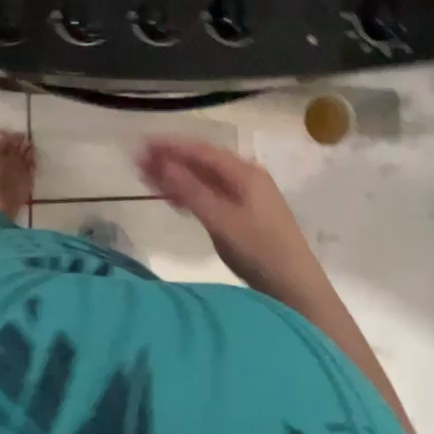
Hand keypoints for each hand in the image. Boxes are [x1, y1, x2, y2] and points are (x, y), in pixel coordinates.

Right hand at [137, 139, 327, 302]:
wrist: (295, 289)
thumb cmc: (261, 251)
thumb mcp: (222, 221)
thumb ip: (191, 191)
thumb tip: (163, 163)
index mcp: (245, 173)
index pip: (201, 151)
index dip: (171, 146)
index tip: (143, 145)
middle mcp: (245, 179)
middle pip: (201, 163)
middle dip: (170, 160)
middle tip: (138, 161)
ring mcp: (244, 198)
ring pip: (203, 180)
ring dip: (176, 177)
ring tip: (146, 177)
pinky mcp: (241, 216)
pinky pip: (209, 196)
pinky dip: (188, 194)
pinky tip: (171, 198)